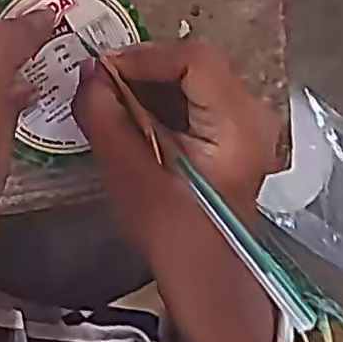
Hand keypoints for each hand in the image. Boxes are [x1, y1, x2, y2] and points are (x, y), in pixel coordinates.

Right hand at [73, 40, 281, 254]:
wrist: (209, 284)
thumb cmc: (174, 238)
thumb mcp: (130, 177)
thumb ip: (105, 118)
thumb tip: (88, 72)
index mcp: (238, 127)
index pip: (195, 60)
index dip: (145, 56)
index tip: (104, 67)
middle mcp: (254, 116)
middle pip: (196, 62)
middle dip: (145, 66)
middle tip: (103, 77)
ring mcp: (249, 122)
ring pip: (195, 74)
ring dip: (151, 79)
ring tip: (112, 91)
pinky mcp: (236, 130)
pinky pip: (197, 93)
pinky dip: (162, 94)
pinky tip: (134, 109)